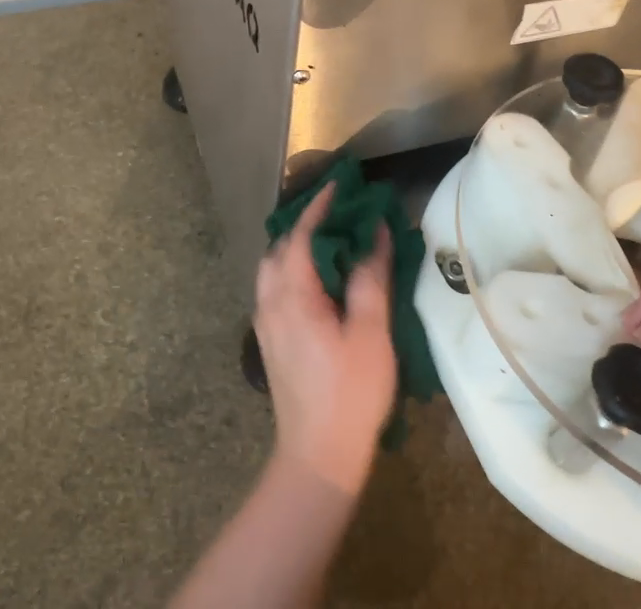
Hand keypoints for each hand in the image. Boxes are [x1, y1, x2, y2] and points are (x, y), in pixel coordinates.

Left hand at [253, 183, 397, 496]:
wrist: (318, 455)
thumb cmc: (350, 392)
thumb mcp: (370, 332)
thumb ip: (371, 278)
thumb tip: (375, 232)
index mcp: (291, 296)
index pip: (299, 236)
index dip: (318, 207)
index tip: (339, 185)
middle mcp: (269, 304)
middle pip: (278, 250)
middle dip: (303, 224)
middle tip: (337, 212)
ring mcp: (265, 325)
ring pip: (272, 271)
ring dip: (296, 249)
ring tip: (330, 242)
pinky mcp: (271, 344)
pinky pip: (275, 290)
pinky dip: (293, 271)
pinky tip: (320, 282)